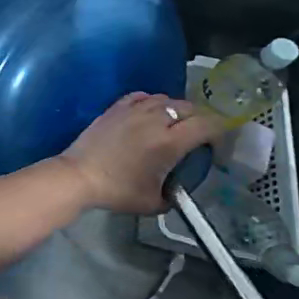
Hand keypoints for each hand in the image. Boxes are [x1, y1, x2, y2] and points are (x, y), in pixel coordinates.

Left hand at [57, 92, 223, 214]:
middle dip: (200, 121)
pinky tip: (149, 112)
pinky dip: (151, 102)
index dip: (220, 134)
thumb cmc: (117, 191)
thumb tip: (178, 190)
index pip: (208, 125)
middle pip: (190, 108)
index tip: (216, 148)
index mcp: (170, 141)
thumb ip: (174, 194)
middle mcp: (155, 119)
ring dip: (175, 110)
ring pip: (166, 99)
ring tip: (173, 125)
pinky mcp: (115, 108)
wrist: (79, 176)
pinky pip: (141, 96)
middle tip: (196, 137)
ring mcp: (133, 110)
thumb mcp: (154, 202)